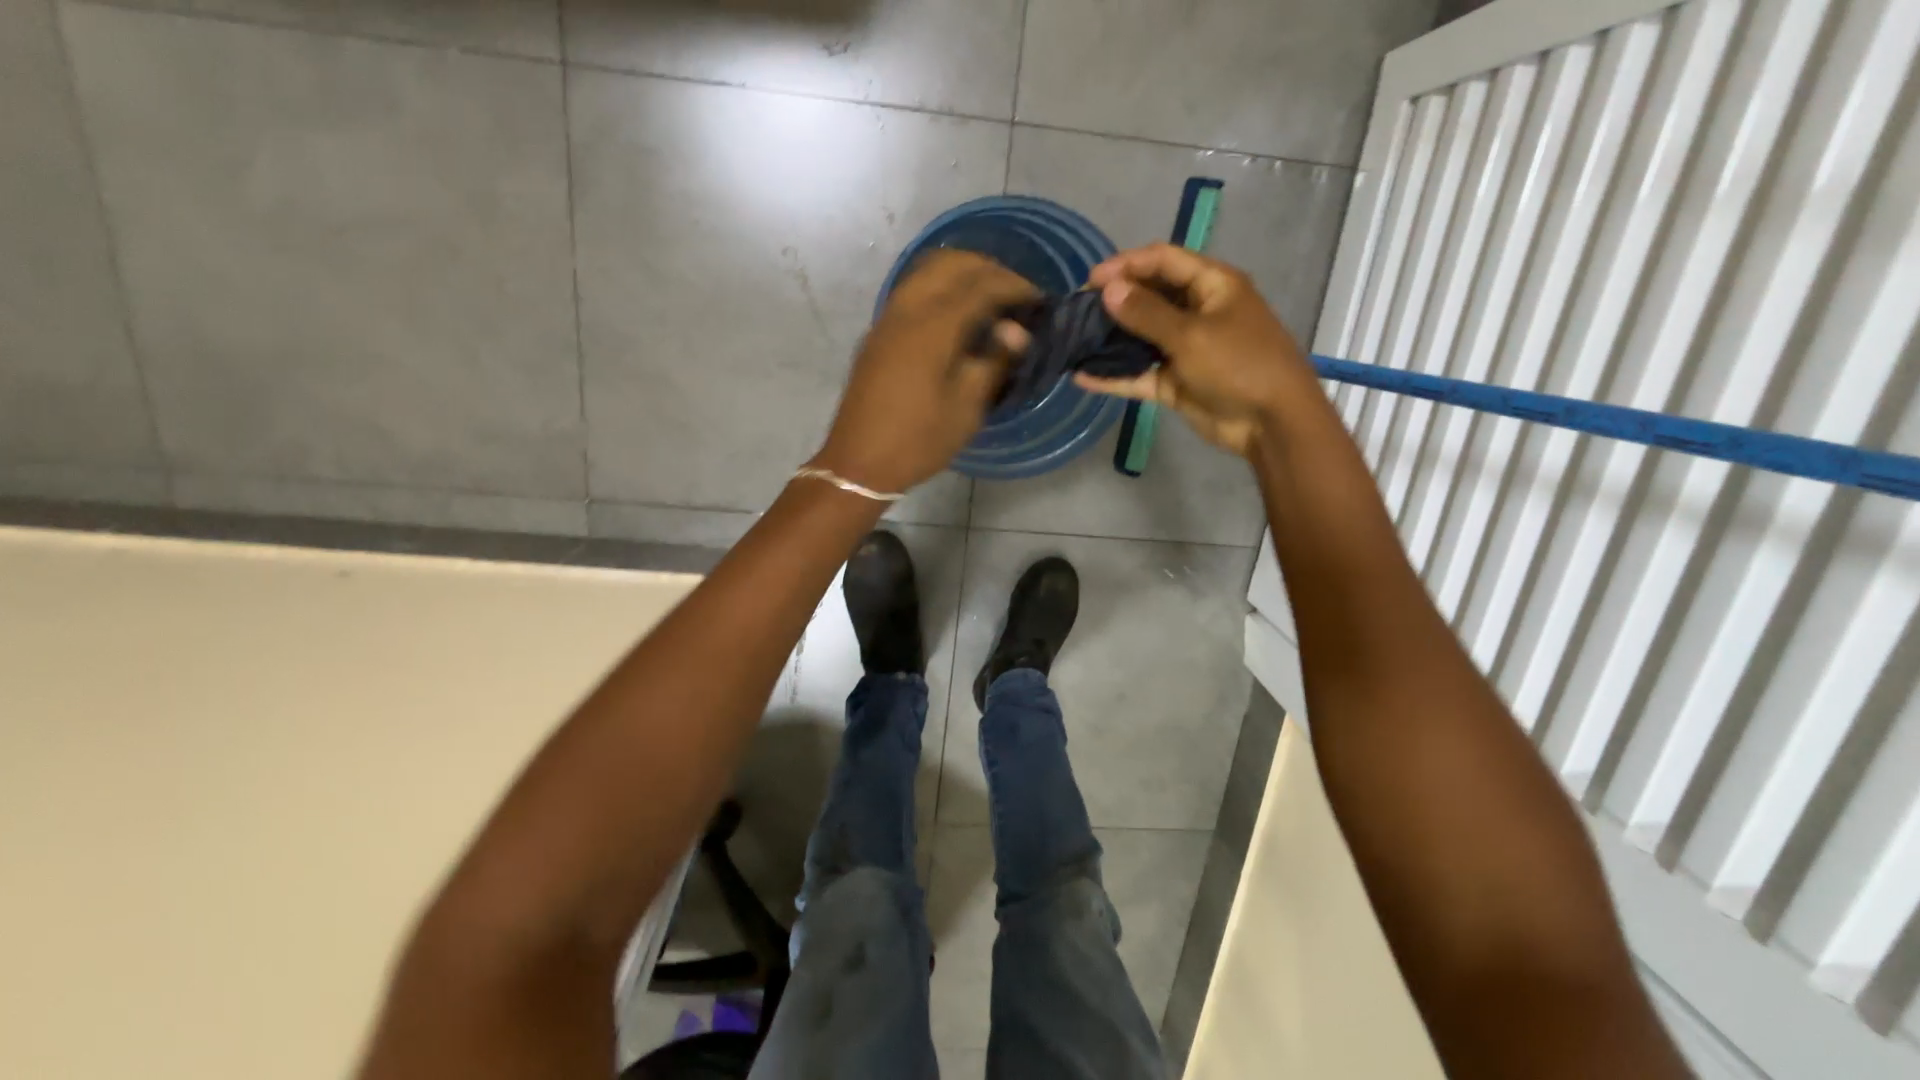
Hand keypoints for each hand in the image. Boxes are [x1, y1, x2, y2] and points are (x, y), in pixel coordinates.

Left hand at [811, 250, 1035, 491]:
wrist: (858, 463)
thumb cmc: (918, 440)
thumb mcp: (966, 407)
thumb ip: (994, 360)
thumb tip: (1016, 331)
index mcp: (932, 327)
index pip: (981, 285)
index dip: (1014, 286)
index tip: (1039, 300)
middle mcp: (906, 310)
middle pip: (951, 263)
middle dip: (988, 269)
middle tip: (1015, 294)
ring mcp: (887, 319)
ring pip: (927, 271)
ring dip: (962, 273)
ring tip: (990, 299)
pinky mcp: (879, 333)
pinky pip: (913, 290)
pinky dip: (941, 287)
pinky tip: (959, 315)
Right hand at [1076, 244, 1314, 456]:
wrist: (1272, 423)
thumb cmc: (1240, 365)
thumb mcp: (1192, 335)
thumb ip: (1147, 313)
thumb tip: (1107, 290)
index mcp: (1212, 285)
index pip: (1163, 260)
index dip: (1126, 264)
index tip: (1090, 280)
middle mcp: (1197, 310)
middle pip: (1149, 296)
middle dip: (1114, 301)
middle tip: (1077, 311)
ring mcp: (1185, 348)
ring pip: (1141, 336)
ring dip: (1110, 338)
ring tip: (1073, 339)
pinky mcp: (1176, 382)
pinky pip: (1139, 373)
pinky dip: (1114, 375)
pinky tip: (1082, 376)